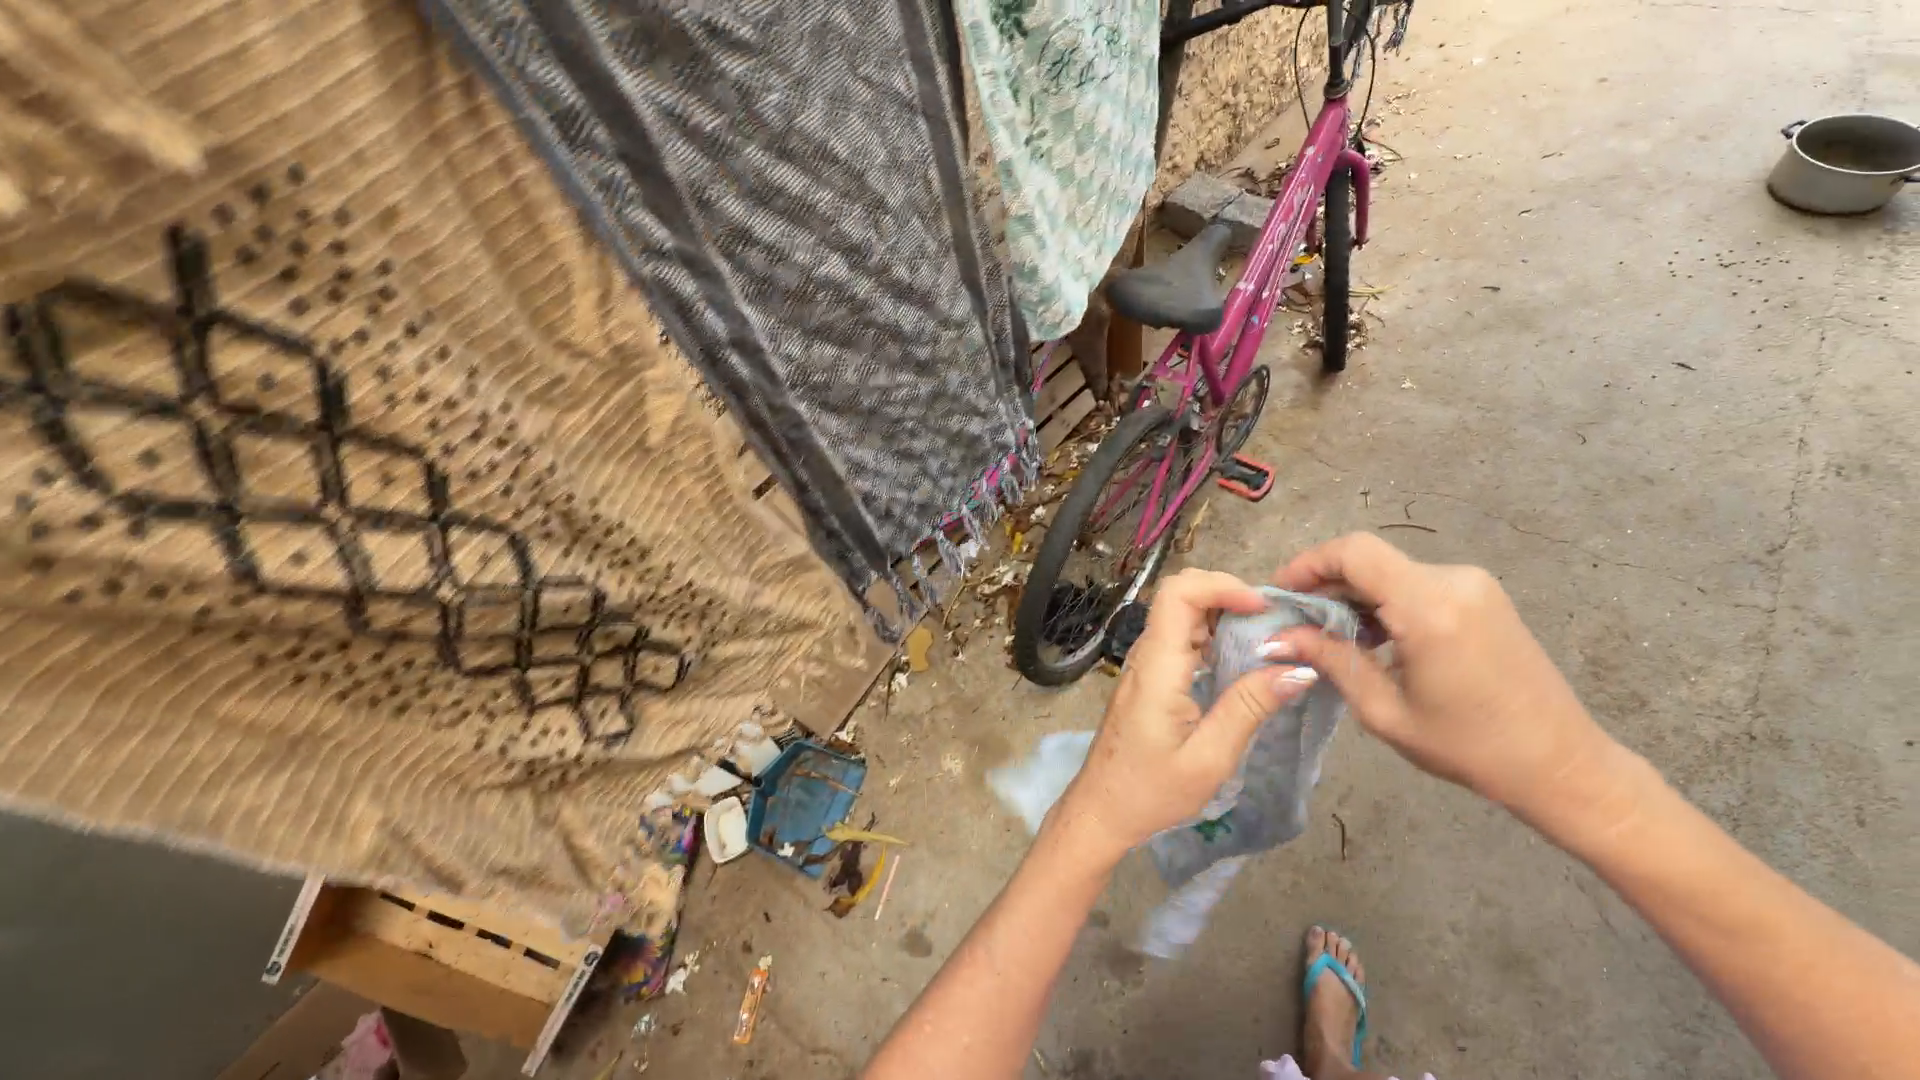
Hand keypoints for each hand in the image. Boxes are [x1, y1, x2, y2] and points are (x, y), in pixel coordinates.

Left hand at [1051, 569, 1323, 863]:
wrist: (1102, 810)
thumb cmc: (1151, 791)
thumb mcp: (1209, 758)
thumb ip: (1249, 708)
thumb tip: (1298, 669)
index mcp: (1157, 667)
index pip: (1179, 593)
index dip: (1222, 586)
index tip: (1262, 609)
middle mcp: (1146, 656)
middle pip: (1181, 596)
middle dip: (1229, 595)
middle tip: (1272, 622)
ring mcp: (1144, 665)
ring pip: (1181, 616)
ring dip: (1222, 616)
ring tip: (1265, 640)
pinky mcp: (1149, 678)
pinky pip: (1180, 640)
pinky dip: (1212, 637)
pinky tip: (1239, 662)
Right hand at [1267, 533, 1619, 821]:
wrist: (1561, 765)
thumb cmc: (1469, 747)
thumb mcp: (1384, 710)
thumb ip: (1329, 661)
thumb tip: (1275, 639)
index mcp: (1429, 607)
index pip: (1353, 551)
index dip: (1306, 564)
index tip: (1279, 594)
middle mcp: (1453, 581)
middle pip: (1368, 560)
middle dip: (1324, 586)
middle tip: (1294, 624)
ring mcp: (1473, 585)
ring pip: (1390, 572)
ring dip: (1353, 596)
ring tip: (1330, 639)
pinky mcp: (1482, 596)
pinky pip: (1415, 585)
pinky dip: (1383, 603)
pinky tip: (1371, 639)